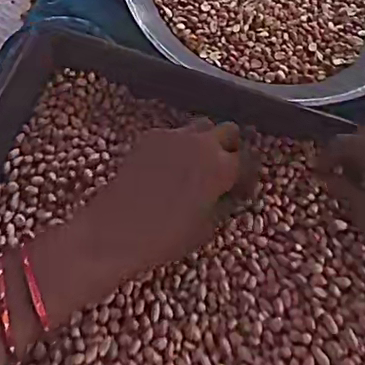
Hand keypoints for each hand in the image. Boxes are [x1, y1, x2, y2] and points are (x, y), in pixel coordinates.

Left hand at [72, 119, 254, 281]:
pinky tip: (166, 166)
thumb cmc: (166, 237)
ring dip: (204, 141)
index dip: (247, 174)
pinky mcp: (151, 136)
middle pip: (228, 130)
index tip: (241, 186)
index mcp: (223, 167)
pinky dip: (176, 145)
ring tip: (195, 163)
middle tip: (222, 168)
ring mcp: (175, 136)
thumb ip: (223, 204)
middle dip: (229, 147)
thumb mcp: (205, 228)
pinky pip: (173, 134)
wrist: (116, 229)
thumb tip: (229, 195)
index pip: (248, 160)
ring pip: (201, 126)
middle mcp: (203, 144)